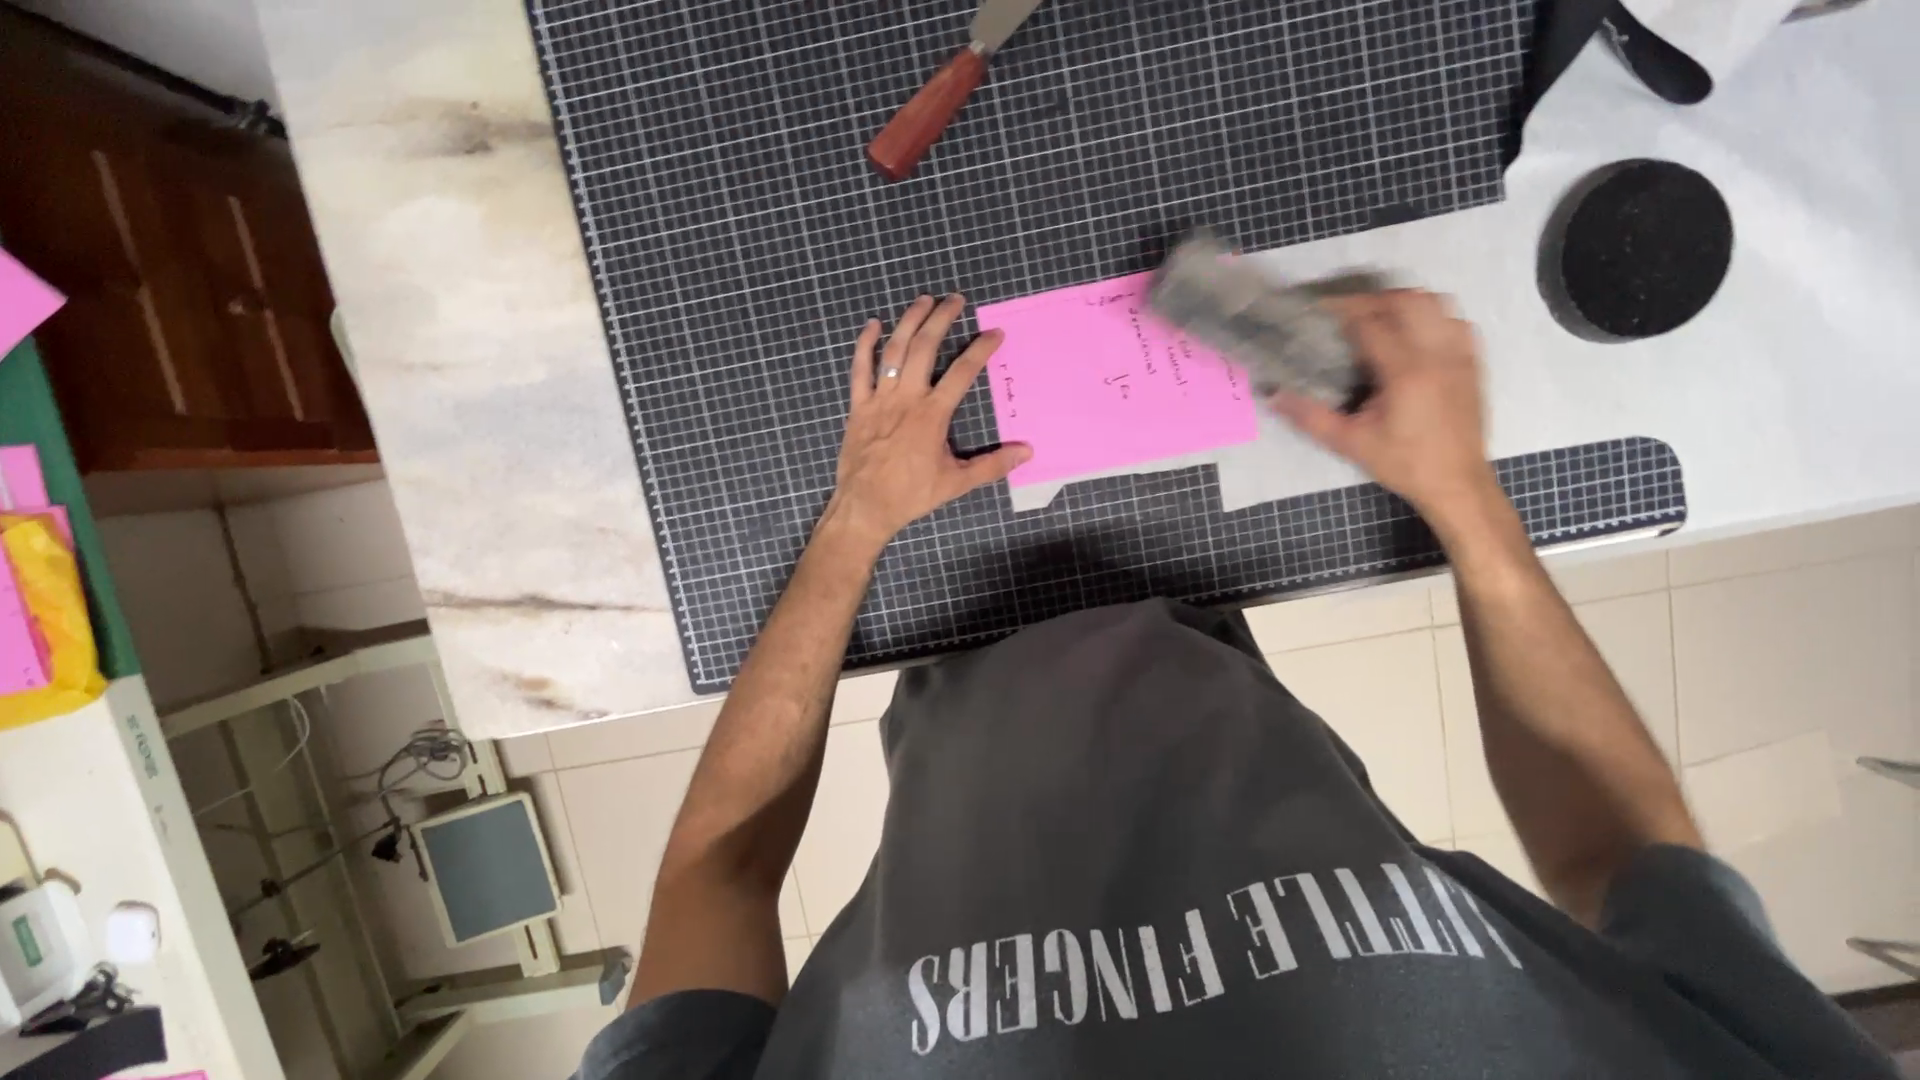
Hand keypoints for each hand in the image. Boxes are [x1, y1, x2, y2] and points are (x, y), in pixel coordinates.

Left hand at [821, 294, 1030, 553]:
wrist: (866, 506)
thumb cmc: (911, 495)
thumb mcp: (956, 482)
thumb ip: (993, 465)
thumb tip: (1026, 452)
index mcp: (932, 414)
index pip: (962, 372)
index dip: (980, 349)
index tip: (994, 333)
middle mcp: (906, 398)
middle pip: (925, 348)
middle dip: (941, 319)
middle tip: (955, 299)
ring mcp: (879, 399)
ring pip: (893, 351)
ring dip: (909, 322)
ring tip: (923, 301)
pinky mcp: (858, 406)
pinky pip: (860, 369)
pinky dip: (865, 345)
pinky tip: (873, 325)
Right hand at [1270, 289, 1496, 519]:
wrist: (1457, 483)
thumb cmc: (1402, 463)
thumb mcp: (1349, 443)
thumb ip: (1310, 416)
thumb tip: (1273, 395)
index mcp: (1405, 372)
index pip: (1370, 322)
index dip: (1341, 311)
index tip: (1318, 312)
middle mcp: (1437, 354)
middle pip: (1406, 300)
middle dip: (1373, 300)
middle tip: (1346, 315)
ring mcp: (1461, 355)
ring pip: (1436, 303)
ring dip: (1403, 304)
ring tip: (1378, 320)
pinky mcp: (1473, 362)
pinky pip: (1455, 321)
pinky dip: (1431, 318)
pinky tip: (1412, 336)